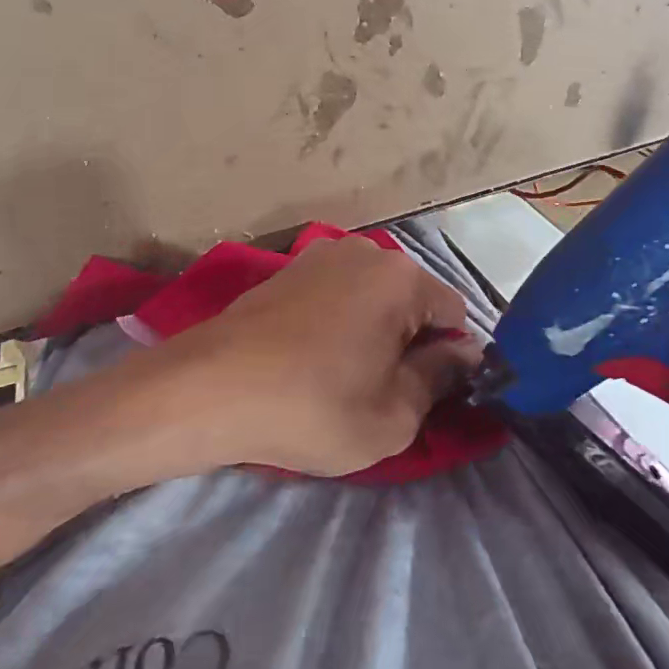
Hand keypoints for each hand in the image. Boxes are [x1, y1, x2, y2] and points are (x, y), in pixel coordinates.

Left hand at [140, 236, 479, 476]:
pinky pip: (335, 296)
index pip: (455, 315)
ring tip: (342, 378)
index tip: (426, 396)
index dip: (450, 360)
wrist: (206, 390)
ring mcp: (320, 256)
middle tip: (383, 392)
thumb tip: (462, 354)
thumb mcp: (394, 416)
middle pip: (412, 302)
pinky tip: (312, 359)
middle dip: (410, 343)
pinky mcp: (286, 270)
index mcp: (402, 278)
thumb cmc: (311, 407)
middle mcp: (366, 252)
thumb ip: (440, 378)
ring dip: (373, 333)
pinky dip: (338, 324)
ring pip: (372, 299)